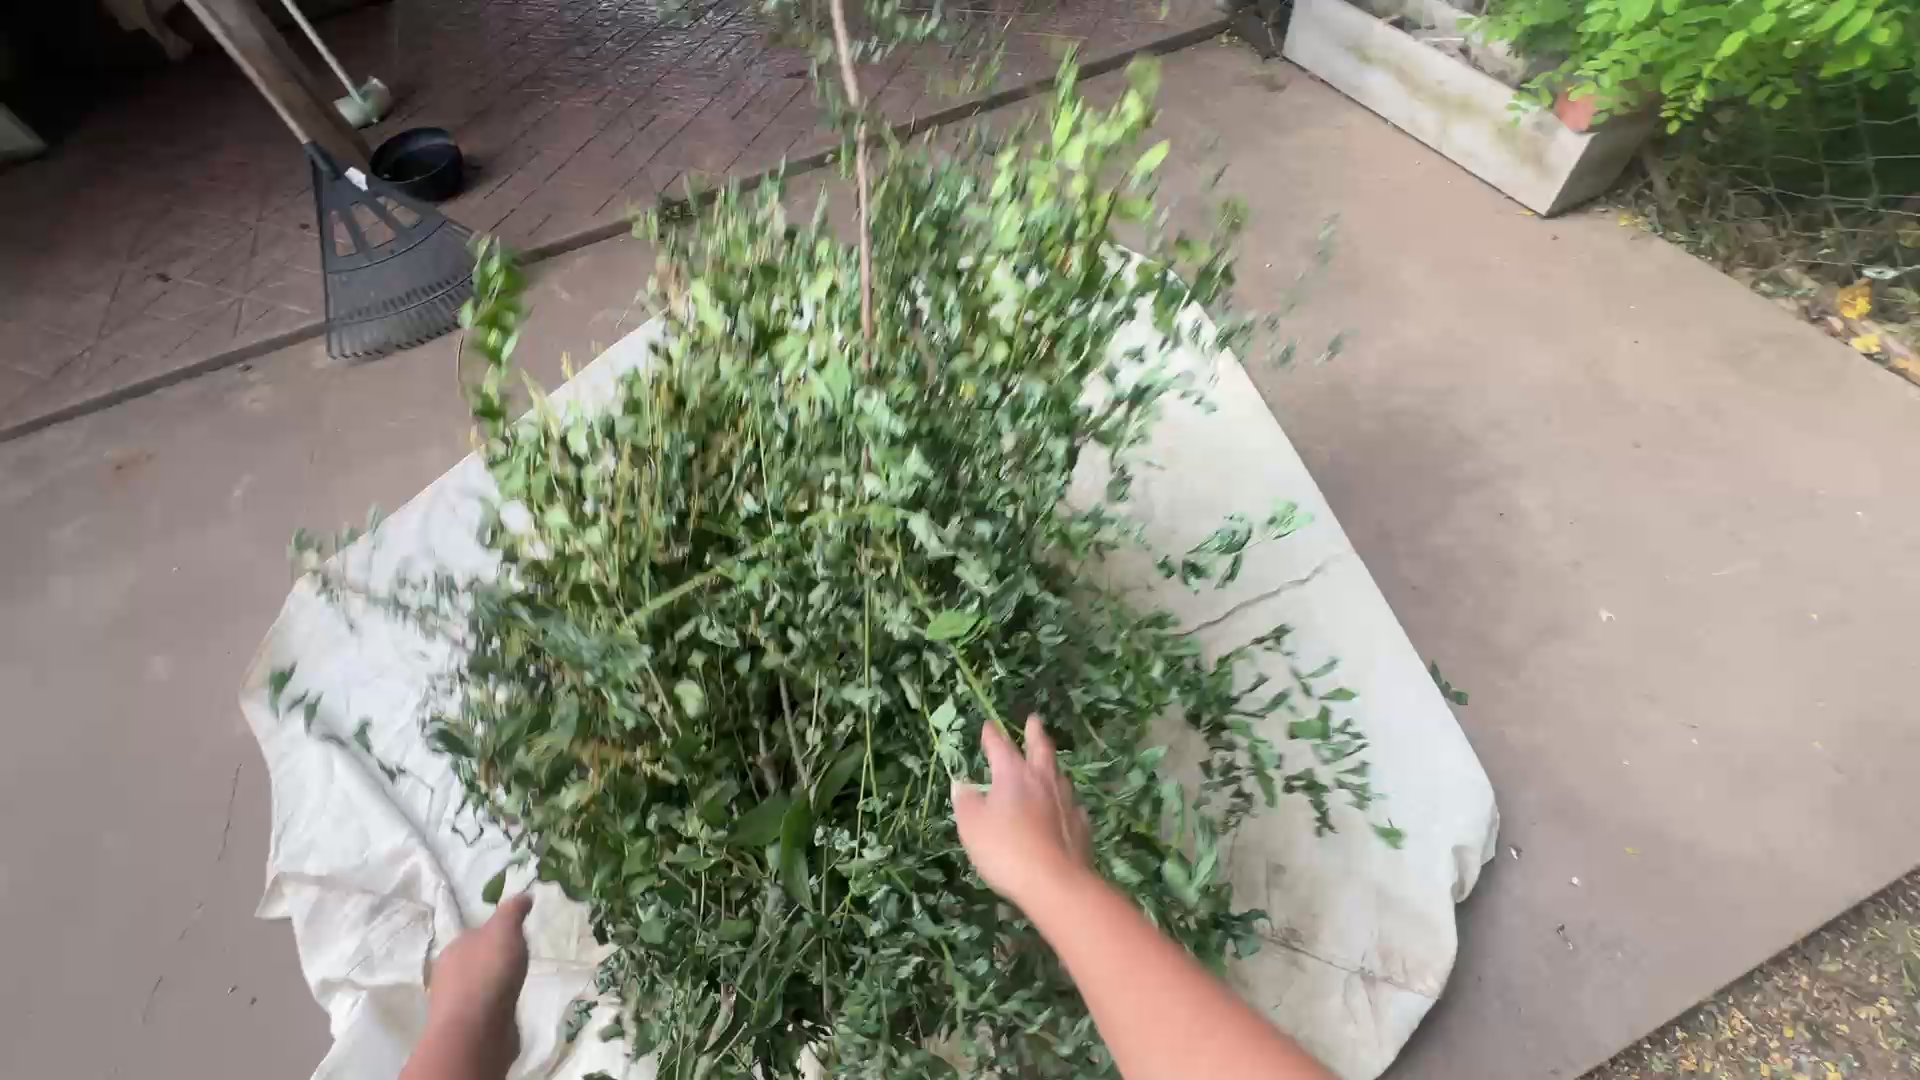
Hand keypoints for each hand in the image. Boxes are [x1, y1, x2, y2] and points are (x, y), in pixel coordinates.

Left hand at [417, 891, 532, 1076]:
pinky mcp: (468, 1024)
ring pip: (482, 982)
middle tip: (522, 954)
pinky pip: (486, 1004)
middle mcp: (449, 974)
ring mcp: (456, 1001)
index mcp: (454, 949)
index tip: (519, 932)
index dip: (498, 930)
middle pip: (478, 957)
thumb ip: (512, 910)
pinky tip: (511, 1001)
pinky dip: (499, 1001)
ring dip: (498, 980)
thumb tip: (523, 896)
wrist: (475, 1032)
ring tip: (519, 979)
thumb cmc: (488, 973)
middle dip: (497, 956)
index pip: (476, 933)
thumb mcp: (504, 929)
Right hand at [951, 715, 1092, 907]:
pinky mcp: (1080, 824)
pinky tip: (1066, 806)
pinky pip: (1072, 804)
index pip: (1000, 746)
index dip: (992, 735)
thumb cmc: (1006, 850)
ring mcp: (1065, 800)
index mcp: (1013, 774)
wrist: (1055, 883)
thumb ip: (966, 802)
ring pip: (1058, 773)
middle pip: (1040, 748)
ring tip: (1049, 761)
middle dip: (1035, 732)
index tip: (988, 726)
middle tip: (1034, 719)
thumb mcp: (972, 827)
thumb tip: (961, 784)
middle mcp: (1041, 779)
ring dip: (1051, 764)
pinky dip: (1065, 800)